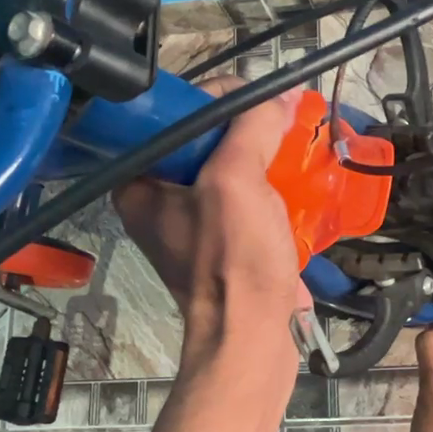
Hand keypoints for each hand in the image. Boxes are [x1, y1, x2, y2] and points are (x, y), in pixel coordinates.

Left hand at [113, 77, 311, 359]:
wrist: (250, 337)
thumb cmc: (233, 259)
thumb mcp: (237, 181)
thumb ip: (252, 128)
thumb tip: (279, 95)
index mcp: (139, 183)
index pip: (171, 116)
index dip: (213, 98)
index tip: (255, 94)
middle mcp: (157, 201)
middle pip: (201, 141)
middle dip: (243, 125)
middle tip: (278, 115)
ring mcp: (189, 225)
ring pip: (225, 169)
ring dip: (259, 154)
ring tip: (291, 138)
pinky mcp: (220, 244)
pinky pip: (242, 198)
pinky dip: (266, 184)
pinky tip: (293, 177)